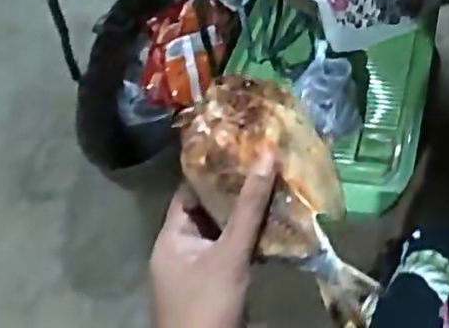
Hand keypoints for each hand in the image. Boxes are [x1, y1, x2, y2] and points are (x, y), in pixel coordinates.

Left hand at [150, 159, 275, 327]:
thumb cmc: (207, 305)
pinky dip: (252, 230)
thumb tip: (267, 153)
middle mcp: (181, 249)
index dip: (214, 166)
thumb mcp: (230, 253)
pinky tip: (277, 214)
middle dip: (238, 184)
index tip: (243, 142)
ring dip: (248, 207)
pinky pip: (234, 245)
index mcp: (171, 239)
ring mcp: (199, 267)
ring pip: (225, 226)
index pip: (190, 189)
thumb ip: (249, 205)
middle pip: (210, 206)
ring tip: (276, 177)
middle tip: (266, 155)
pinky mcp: (217, 282)